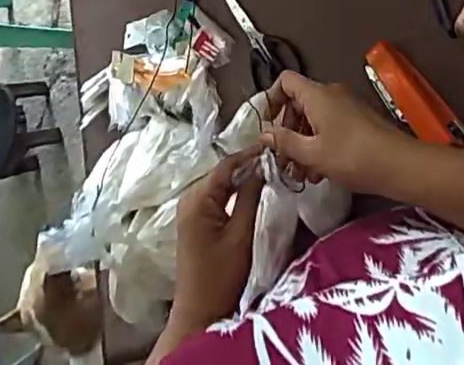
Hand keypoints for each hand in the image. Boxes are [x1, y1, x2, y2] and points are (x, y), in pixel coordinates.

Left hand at [172, 146, 263, 327]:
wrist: (199, 314)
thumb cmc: (221, 277)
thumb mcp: (241, 236)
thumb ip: (250, 198)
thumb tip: (262, 168)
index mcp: (197, 198)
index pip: (226, 166)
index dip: (249, 155)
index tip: (273, 148)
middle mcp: (189, 197)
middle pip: (222, 173)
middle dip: (247, 165)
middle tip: (274, 160)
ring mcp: (190, 209)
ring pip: (220, 184)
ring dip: (241, 179)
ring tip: (268, 173)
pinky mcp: (194, 221)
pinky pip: (216, 197)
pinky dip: (233, 193)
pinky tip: (251, 192)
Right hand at [260, 70, 420, 192]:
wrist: (399, 164)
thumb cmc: (352, 156)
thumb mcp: (312, 154)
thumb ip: (285, 142)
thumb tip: (264, 134)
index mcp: (317, 94)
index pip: (285, 80)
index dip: (271, 99)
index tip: (267, 126)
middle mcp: (331, 93)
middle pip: (298, 102)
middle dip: (287, 129)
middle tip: (283, 158)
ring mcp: (347, 105)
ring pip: (314, 117)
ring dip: (303, 142)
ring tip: (301, 173)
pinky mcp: (358, 120)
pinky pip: (329, 124)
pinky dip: (319, 143)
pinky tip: (320, 171)